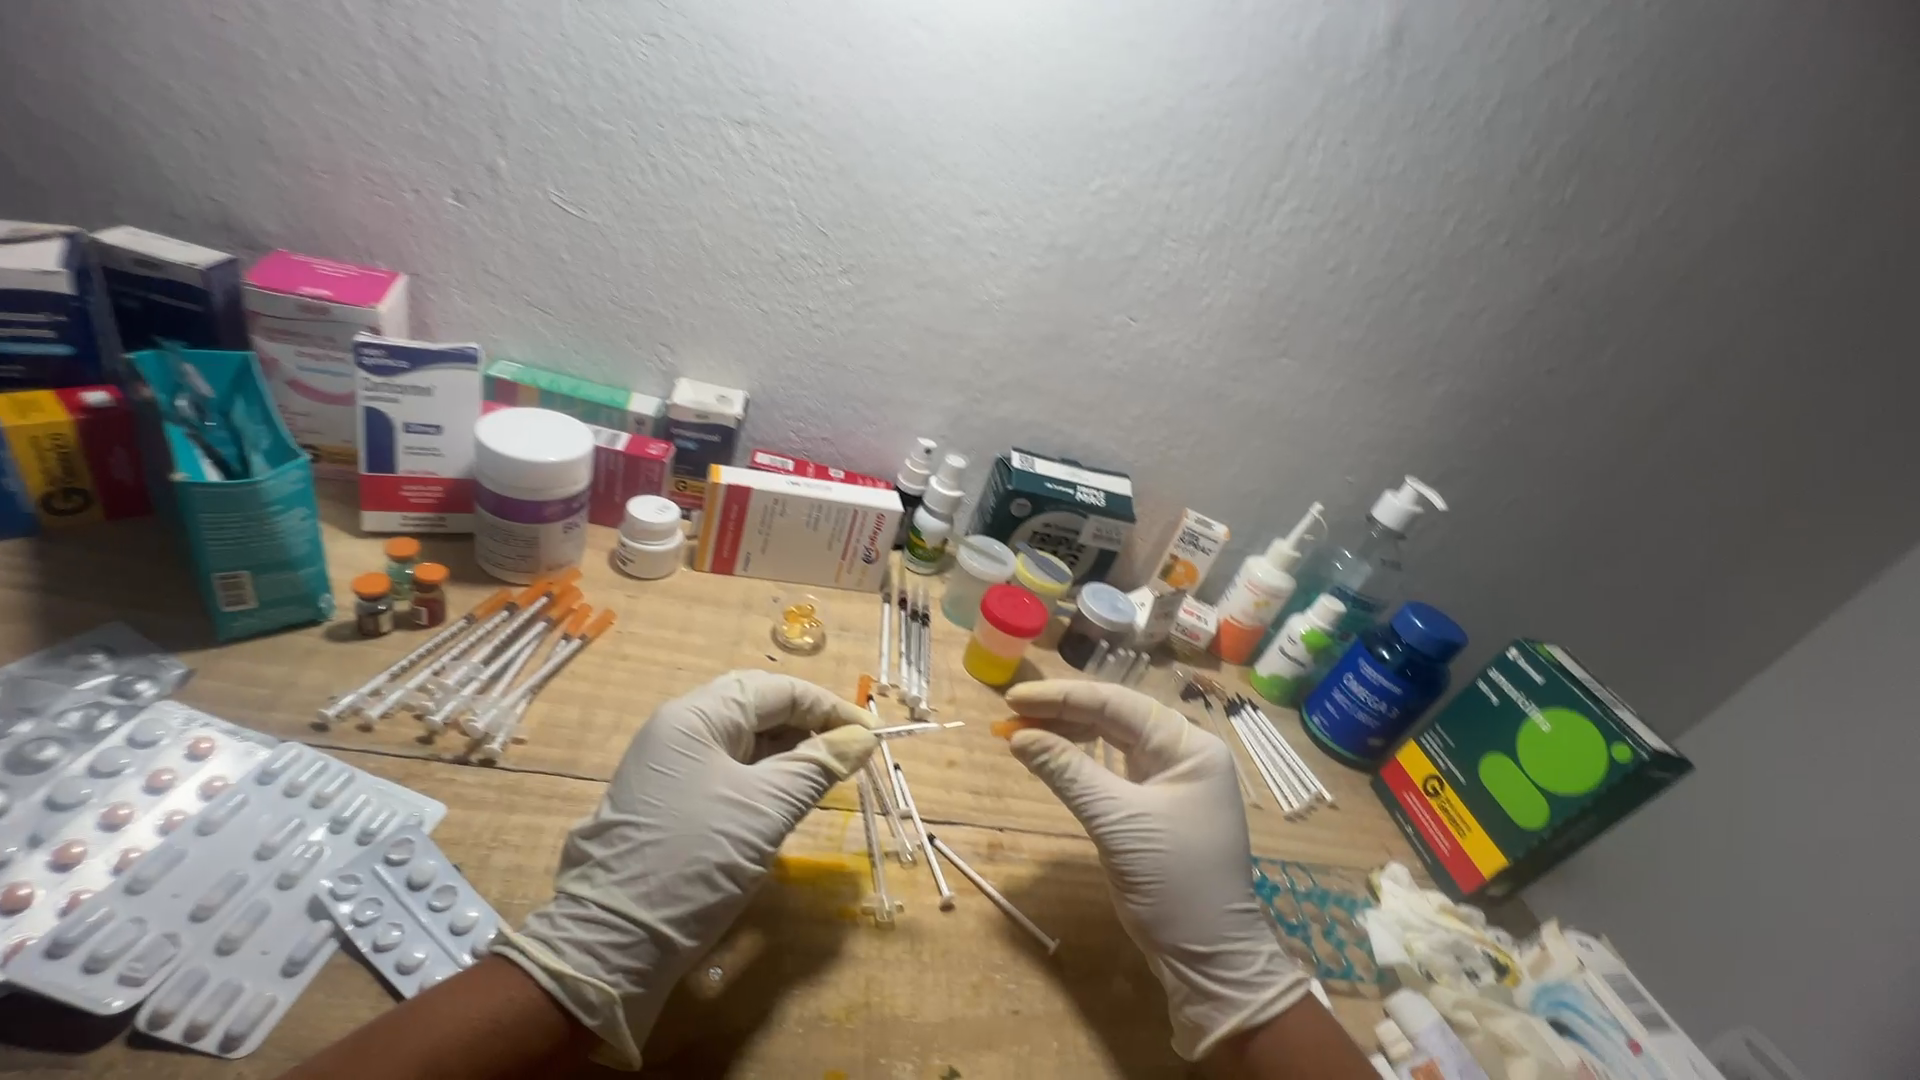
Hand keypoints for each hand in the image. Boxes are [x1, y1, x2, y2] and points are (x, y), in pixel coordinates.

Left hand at [492, 670, 879, 1067]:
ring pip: (743, 739)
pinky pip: (728, 768)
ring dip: (789, 749)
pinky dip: (765, 773)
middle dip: (808, 723)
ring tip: (828, 771)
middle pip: (756, 707)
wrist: (612, 942)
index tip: (869, 734)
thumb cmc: (694, 860)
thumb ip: (817, 766)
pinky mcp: (670, 798)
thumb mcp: (766, 809)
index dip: (827, 707)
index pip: (775, 690)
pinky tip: (790, 792)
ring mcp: (670, 765)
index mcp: (695, 716)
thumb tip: (862, 739)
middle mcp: (678, 729)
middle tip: (850, 749)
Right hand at [1004, 680, 1309, 1060]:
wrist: (1209, 958)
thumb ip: (1067, 772)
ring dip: (1067, 735)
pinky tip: (1050, 757)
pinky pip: (1110, 768)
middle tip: (1012, 716)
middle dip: (1062, 714)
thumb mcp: (1117, 822)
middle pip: (1115, 716)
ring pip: (1111, 740)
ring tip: (1024, 733)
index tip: (1015, 696)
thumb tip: (1019, 736)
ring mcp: (1169, 779)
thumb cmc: (1174, 882)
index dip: (1063, 697)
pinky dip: (1078, 762)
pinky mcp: (1152, 805)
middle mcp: (1182, 753)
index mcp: (1188, 745)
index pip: (1118, 704)